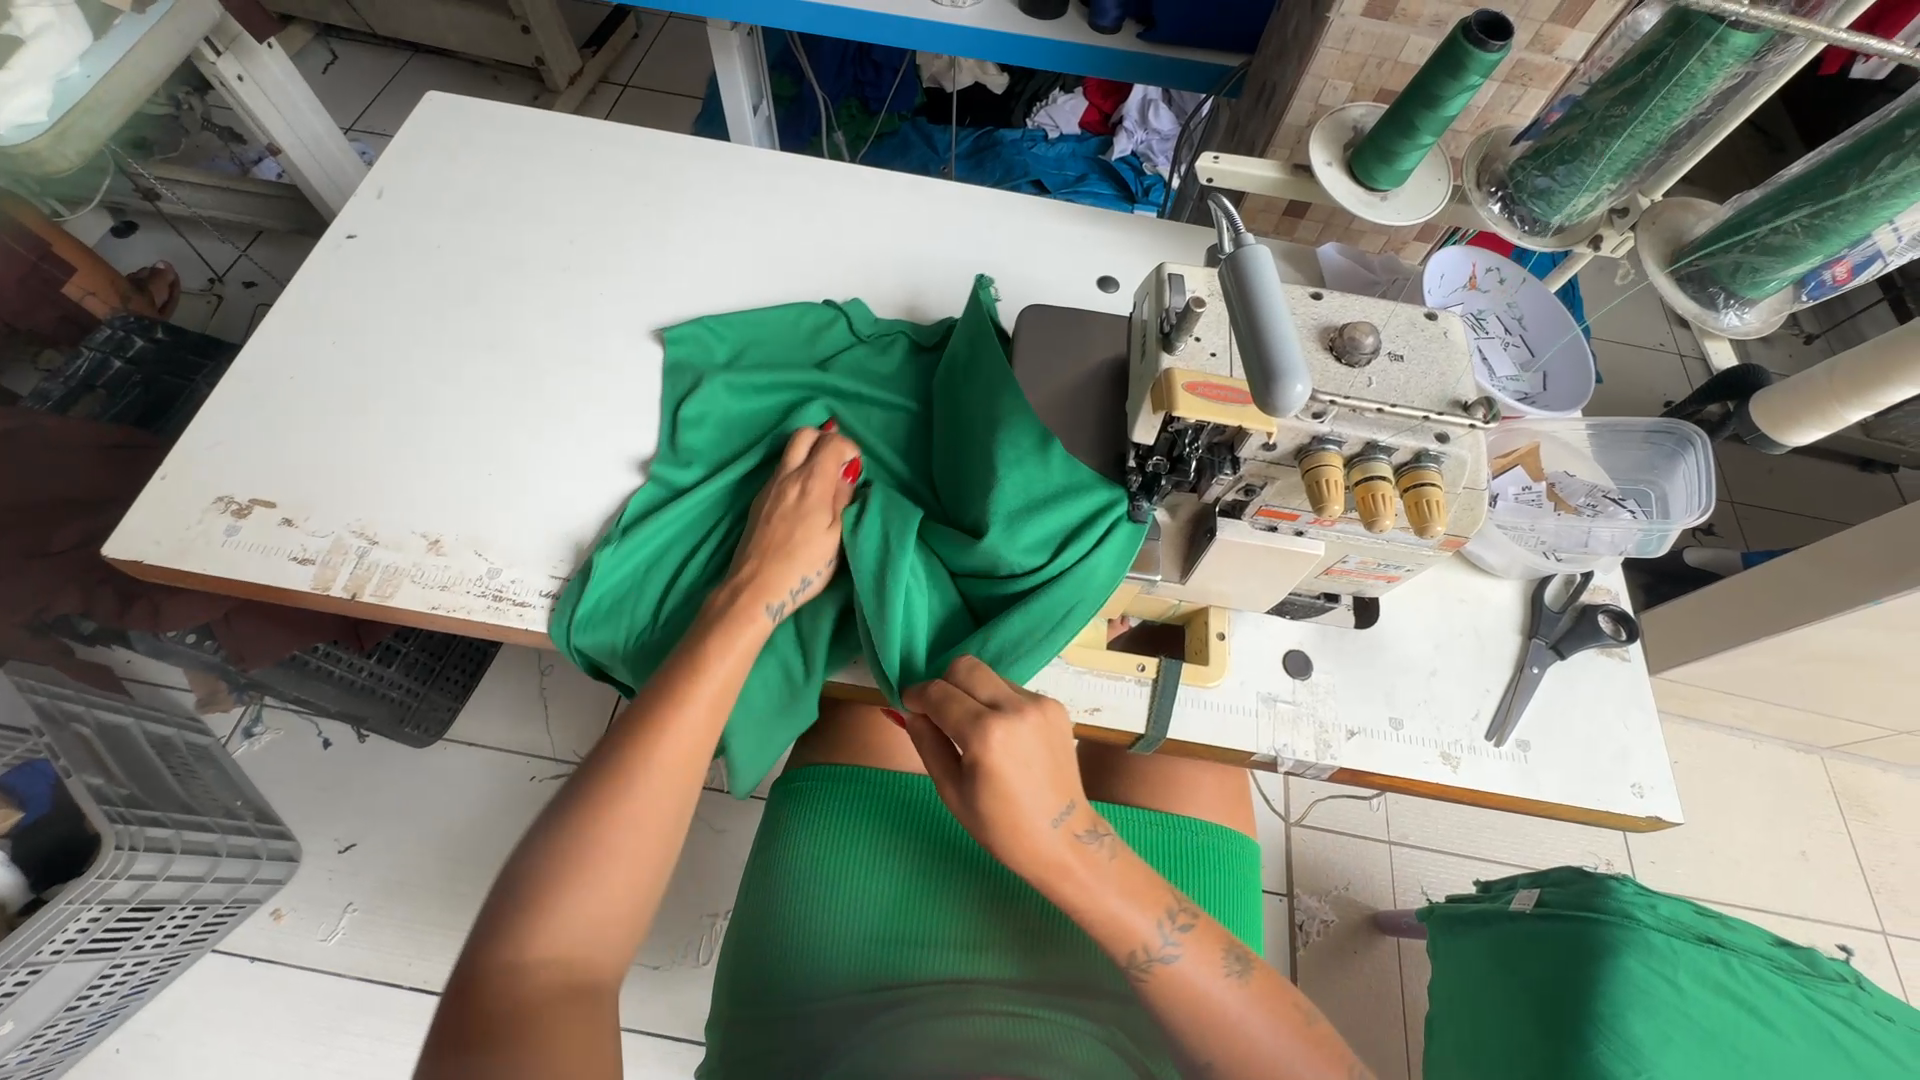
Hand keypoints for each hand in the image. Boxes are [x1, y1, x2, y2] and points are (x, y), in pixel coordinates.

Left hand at [724, 421, 860, 627]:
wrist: (756, 587)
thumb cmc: (805, 566)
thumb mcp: (836, 536)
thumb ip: (842, 499)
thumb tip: (847, 475)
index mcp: (811, 482)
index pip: (832, 442)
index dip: (849, 448)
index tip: (856, 468)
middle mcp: (787, 476)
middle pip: (805, 434)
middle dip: (826, 438)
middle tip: (839, 462)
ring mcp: (769, 486)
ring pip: (790, 450)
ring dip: (810, 453)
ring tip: (825, 479)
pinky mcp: (759, 500)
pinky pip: (781, 469)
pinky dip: (797, 469)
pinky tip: (805, 495)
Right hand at [900, 656, 1116, 887]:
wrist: (1062, 838)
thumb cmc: (1000, 826)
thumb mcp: (951, 791)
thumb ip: (926, 742)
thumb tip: (909, 711)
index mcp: (985, 734)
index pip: (937, 692)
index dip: (915, 694)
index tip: (908, 704)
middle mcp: (1014, 708)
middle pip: (965, 666)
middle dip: (943, 683)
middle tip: (938, 711)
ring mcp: (1039, 703)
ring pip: (990, 675)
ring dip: (971, 692)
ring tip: (972, 727)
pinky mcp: (1054, 706)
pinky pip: (1013, 690)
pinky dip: (997, 702)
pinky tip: (1001, 734)